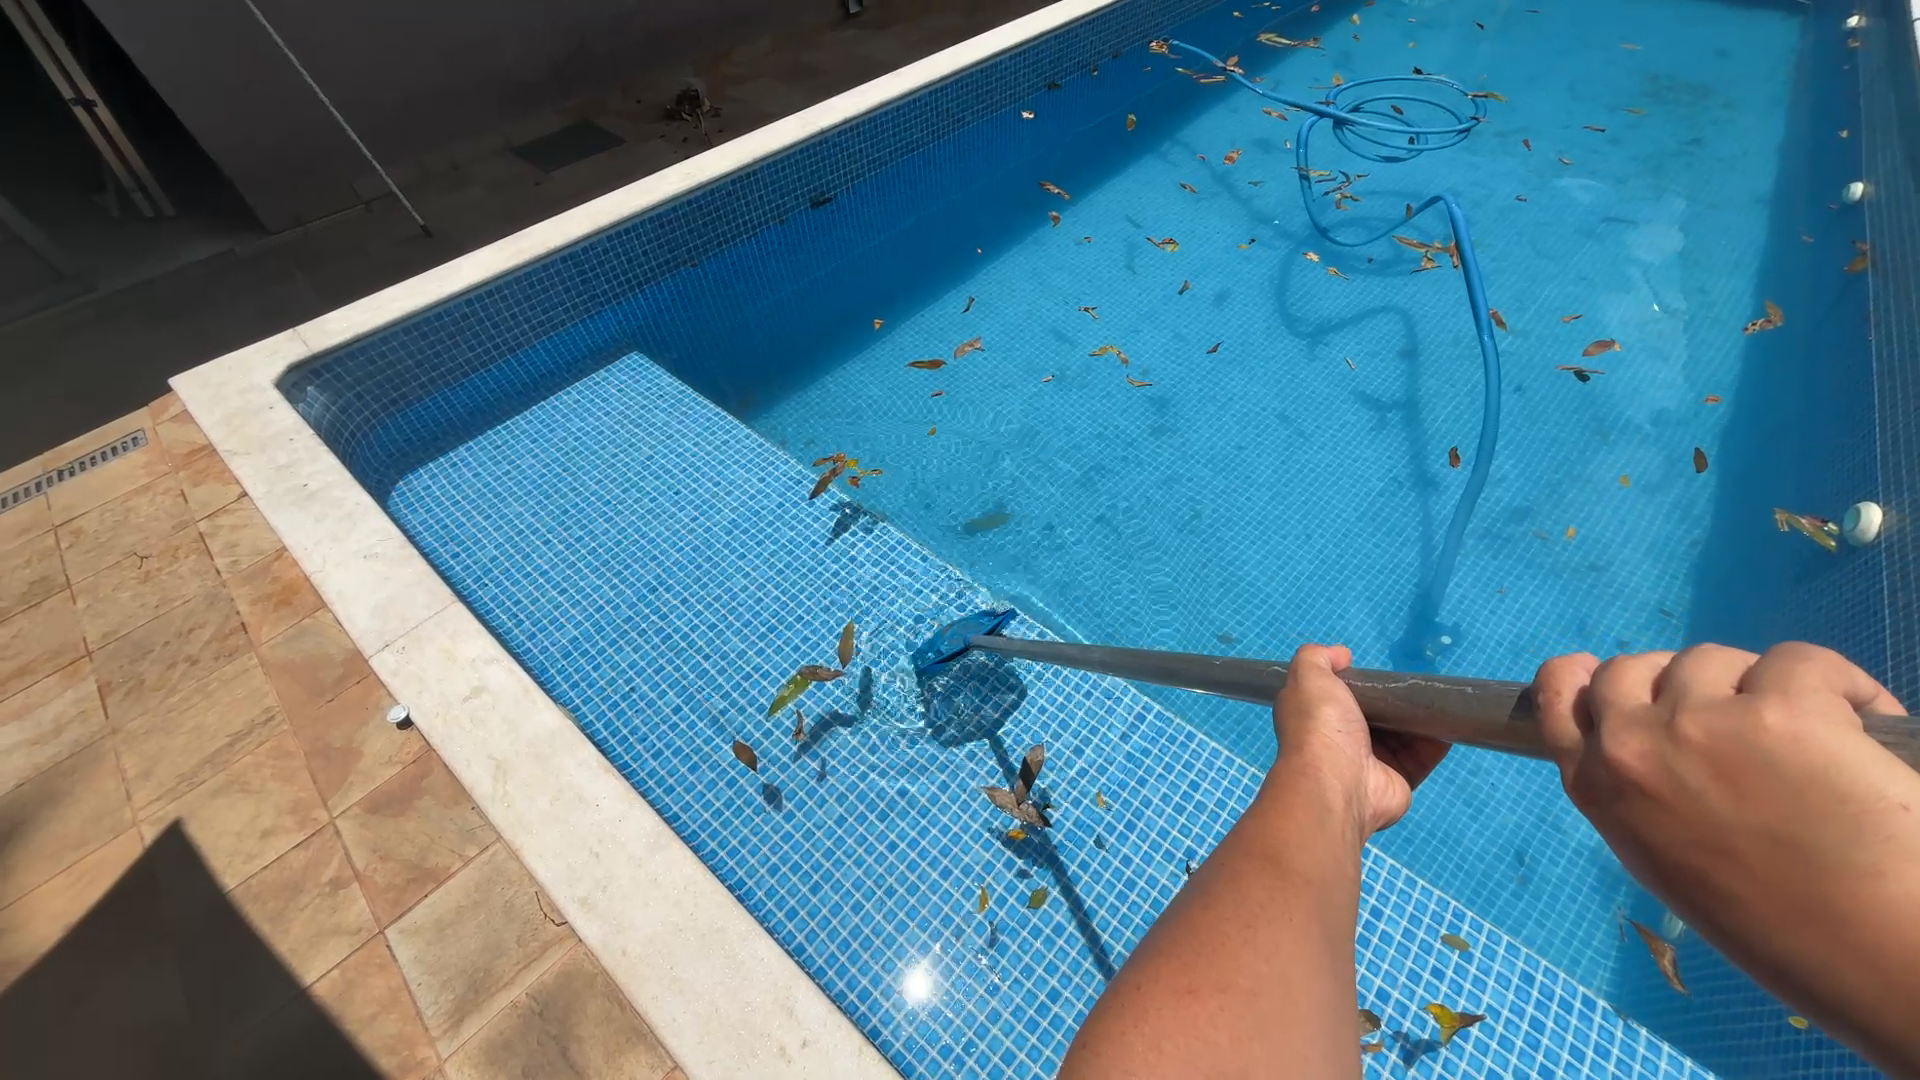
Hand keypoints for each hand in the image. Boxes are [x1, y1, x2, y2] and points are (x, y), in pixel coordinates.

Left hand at [1272, 644, 1449, 835]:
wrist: (1338, 780)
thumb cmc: (1320, 723)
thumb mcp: (1308, 677)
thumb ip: (1316, 657)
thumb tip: (1341, 654)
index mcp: (1315, 715)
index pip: (1333, 695)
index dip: (1350, 682)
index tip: (1370, 671)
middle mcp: (1339, 737)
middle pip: (1371, 714)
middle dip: (1390, 700)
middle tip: (1411, 686)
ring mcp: (1369, 759)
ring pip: (1400, 733)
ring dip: (1418, 718)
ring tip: (1437, 701)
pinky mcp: (1398, 777)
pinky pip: (1422, 755)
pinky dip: (1436, 741)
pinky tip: (1450, 725)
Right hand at [1533, 643, 1919, 1075]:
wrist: (1874, 958)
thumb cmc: (1772, 925)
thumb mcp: (1658, 855)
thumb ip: (1632, 789)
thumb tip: (1650, 738)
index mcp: (1592, 784)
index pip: (1557, 693)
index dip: (1585, 676)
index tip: (1630, 685)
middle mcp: (1629, 744)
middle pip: (1629, 667)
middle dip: (1678, 681)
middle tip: (1738, 717)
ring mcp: (1697, 722)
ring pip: (1710, 658)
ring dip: (1755, 682)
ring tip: (1812, 731)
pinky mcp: (1780, 710)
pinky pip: (1798, 659)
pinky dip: (1837, 683)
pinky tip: (1864, 720)